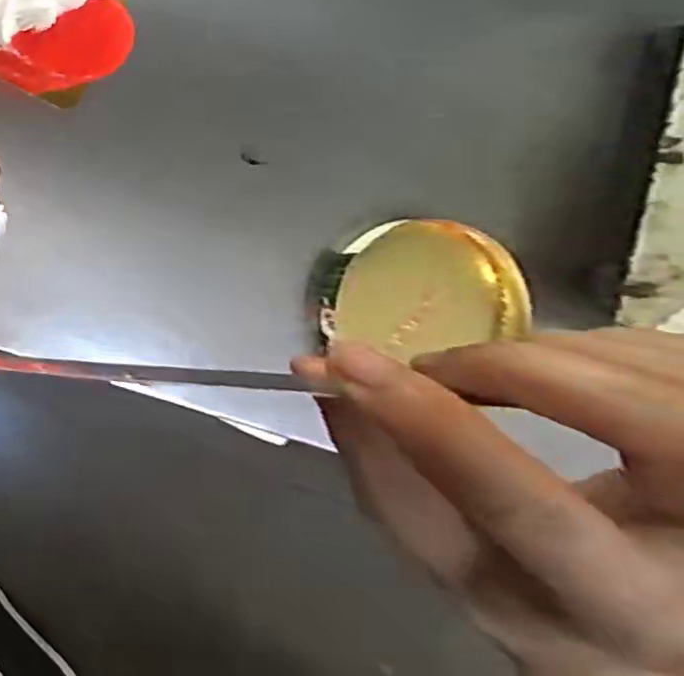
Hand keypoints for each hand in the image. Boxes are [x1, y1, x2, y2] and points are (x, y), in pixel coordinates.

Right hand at [294, 331, 683, 674]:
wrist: (667, 622)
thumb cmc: (538, 594)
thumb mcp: (449, 556)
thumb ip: (379, 468)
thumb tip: (321, 372)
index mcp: (619, 604)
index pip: (522, 504)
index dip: (429, 423)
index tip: (345, 359)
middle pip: (642, 420)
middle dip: (505, 366)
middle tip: (435, 370)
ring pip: (650, 372)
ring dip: (535, 355)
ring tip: (485, 381)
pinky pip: (662, 352)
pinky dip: (583, 347)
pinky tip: (553, 380)